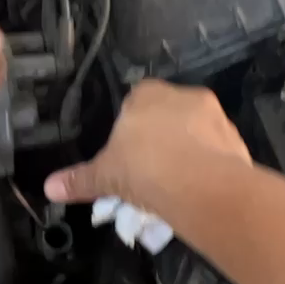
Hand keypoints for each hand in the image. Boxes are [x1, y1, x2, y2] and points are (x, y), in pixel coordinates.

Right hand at [45, 80, 252, 221]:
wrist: (200, 187)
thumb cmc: (143, 168)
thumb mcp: (105, 176)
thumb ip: (79, 179)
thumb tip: (48, 188)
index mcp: (146, 94)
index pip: (135, 101)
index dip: (131, 127)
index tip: (128, 153)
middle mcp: (183, 96)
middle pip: (168, 115)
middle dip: (161, 138)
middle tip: (150, 170)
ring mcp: (215, 117)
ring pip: (197, 132)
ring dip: (189, 151)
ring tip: (176, 184)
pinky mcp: (236, 141)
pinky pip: (218, 151)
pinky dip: (209, 167)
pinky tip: (199, 190)